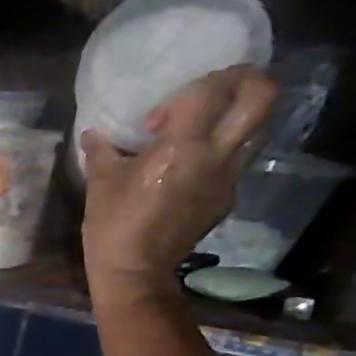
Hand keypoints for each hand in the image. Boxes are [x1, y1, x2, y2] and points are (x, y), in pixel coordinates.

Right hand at [81, 65, 278, 303]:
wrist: (135, 275)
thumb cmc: (113, 228)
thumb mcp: (100, 185)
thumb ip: (101, 151)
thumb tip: (93, 134)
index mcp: (183, 147)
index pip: (211, 89)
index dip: (187, 91)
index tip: (158, 119)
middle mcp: (216, 157)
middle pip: (262, 96)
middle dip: (245, 80)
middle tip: (214, 90)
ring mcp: (227, 180)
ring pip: (258, 127)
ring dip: (237, 117)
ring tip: (204, 129)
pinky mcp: (226, 200)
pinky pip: (237, 162)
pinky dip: (221, 154)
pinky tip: (191, 170)